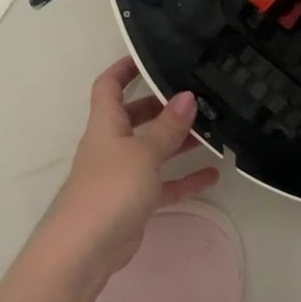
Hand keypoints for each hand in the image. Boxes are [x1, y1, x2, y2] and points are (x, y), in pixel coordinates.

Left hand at [40, 57, 220, 277]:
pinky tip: (212, 175)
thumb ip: (167, 127)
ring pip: (153, 150)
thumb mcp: (144, 152)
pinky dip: (184, 179)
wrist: (88, 246)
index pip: (109, 86)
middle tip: (195, 97)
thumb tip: (187, 97)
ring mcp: (123, 175)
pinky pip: (164, 184)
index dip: (124, 69)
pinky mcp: (135, 201)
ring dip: (178, 142)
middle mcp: (112, 145)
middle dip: (162, 106)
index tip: (147, 55)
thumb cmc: (111, 189)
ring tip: (212, 132)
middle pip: (136, 117)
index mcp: (106, 125)